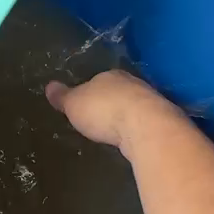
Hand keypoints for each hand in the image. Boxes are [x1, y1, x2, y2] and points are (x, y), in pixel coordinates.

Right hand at [45, 69, 188, 155]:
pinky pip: (145, 121)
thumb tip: (49, 86)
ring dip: (127, 115)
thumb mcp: (74, 104)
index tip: (85, 104)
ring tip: (116, 130)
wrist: (145, 125)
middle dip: (110, 103)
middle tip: (100, 118)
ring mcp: (151, 100)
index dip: (90, 92)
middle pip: (118, 91)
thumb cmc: (103, 110)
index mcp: (110, 76)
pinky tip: (133, 137)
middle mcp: (132, 83)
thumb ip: (62, 96)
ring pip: (134, 105)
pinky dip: (138, 127)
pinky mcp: (163, 119)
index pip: (97, 80)